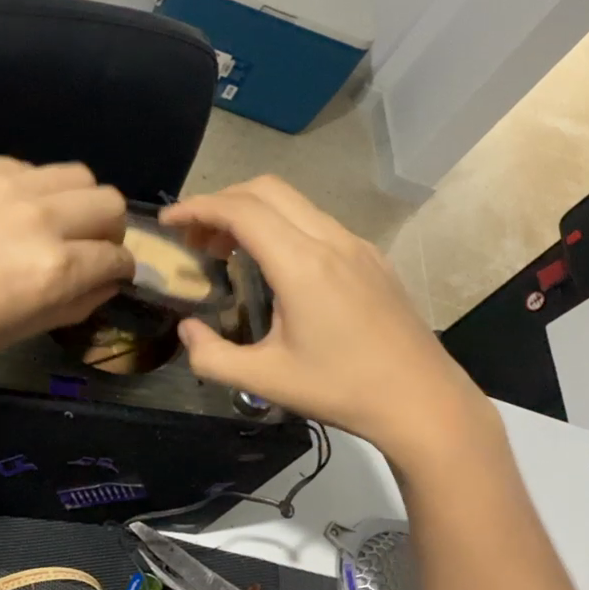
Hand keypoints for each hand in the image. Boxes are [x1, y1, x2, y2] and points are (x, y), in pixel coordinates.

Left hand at [0, 157, 134, 364]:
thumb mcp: (26, 329)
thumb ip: (77, 302)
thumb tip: (108, 283)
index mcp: (57, 267)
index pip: (117, 256)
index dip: (120, 270)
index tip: (110, 275)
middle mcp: (43, 217)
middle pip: (110, 203)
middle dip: (109, 230)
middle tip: (88, 247)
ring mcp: (12, 185)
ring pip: (79, 175)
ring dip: (79, 202)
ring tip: (55, 223)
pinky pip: (32, 168)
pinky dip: (36, 189)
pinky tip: (10, 213)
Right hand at [162, 177, 494, 467]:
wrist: (421, 399)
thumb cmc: (340, 390)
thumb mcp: (263, 382)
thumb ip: (211, 356)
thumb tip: (187, 331)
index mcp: (302, 265)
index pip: (241, 211)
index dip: (198, 208)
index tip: (168, 222)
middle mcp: (330, 241)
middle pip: (267, 190)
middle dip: (221, 202)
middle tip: (192, 237)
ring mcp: (356, 246)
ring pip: (294, 203)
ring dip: (251, 213)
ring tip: (224, 251)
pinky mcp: (370, 258)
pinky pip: (316, 222)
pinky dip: (280, 227)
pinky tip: (270, 266)